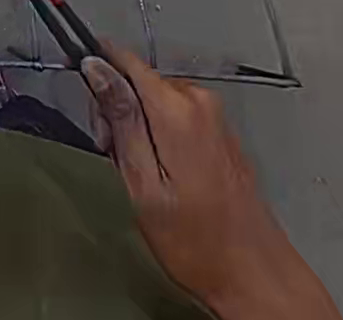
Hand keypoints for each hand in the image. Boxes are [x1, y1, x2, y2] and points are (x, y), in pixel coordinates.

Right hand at [85, 43, 341, 319]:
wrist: (260, 283)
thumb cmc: (198, 242)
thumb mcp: (141, 181)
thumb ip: (119, 118)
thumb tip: (95, 67)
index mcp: (176, 110)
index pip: (122, 59)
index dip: (95, 67)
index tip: (81, 87)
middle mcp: (199, 102)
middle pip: (134, 79)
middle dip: (115, 109)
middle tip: (116, 156)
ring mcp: (213, 117)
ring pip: (150, 96)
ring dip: (135, 124)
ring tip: (140, 171)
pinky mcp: (219, 132)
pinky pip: (171, 112)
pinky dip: (156, 133)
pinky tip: (162, 171)